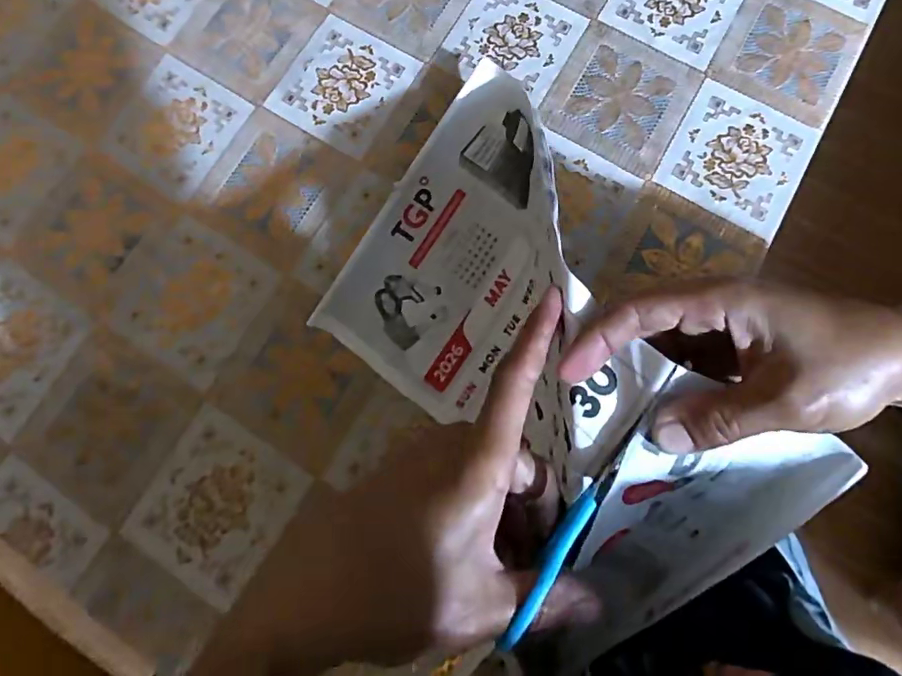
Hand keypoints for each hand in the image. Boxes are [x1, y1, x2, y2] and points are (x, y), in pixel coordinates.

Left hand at [196, 287, 597, 675]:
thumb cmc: (398, 594)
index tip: (553, 294)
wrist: (304, 601)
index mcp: (479, 463)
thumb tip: (597, 601)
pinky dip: (476, 505)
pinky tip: (463, 554)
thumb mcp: (481, 606)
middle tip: (530, 566)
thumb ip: (542, 595)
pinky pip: (459, 473)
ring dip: (506, 513)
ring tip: (494, 571)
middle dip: (535, 509)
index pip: (515, 385)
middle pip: (518, 458)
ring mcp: (425, 453)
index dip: (537, 338)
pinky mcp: (405, 467)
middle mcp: (454, 443)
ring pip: (491, 471)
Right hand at [557, 279, 901, 452]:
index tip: (566, 370)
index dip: (599, 336)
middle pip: (647, 318)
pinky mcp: (741, 345)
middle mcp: (718, 303)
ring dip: (638, 371)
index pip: (644, 309)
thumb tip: (657, 435)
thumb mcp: (786, 399)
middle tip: (573, 391)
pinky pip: (693, 361)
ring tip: (602, 409)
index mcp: (723, 299)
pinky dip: (671, 385)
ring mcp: (729, 324)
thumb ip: (722, 418)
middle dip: (607, 349)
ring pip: (668, 342)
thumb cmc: (849, 365)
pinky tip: (658, 415)